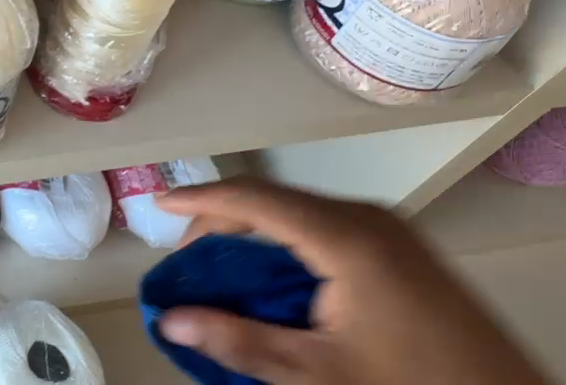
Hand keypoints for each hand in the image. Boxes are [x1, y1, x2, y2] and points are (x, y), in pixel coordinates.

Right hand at [154, 181, 548, 384]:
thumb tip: (169, 321)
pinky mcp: (407, 251)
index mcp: (345, 237)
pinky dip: (290, 246)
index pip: (253, 198)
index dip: (200, 199)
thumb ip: (240, 341)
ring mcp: (392, 232)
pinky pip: (327, 229)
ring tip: (227, 270)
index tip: (158, 205)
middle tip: (192, 259)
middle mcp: (367, 218)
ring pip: (300, 214)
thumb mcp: (321, 375)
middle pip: (275, 202)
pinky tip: (279, 280)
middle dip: (224, 223)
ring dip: (257, 236)